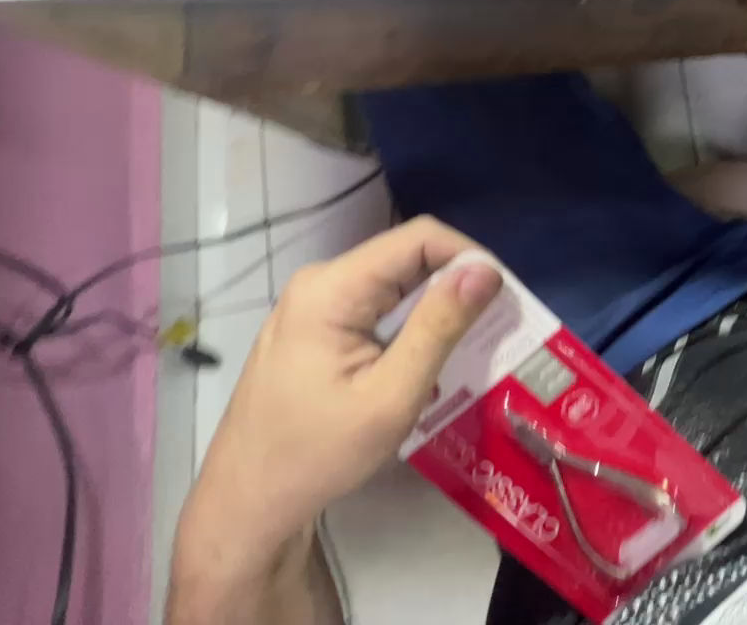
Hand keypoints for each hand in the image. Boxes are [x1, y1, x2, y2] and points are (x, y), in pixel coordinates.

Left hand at [176, 217, 503, 575]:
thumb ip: (439, 326)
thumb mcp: (392, 395)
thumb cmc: (318, 455)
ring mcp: (317, 302)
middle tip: (492, 326)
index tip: (501, 297)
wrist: (246, 508)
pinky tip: (429, 357)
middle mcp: (323, 282)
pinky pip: (383, 303)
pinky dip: (416, 321)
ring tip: (467, 344)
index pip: (420, 238)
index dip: (468, 256)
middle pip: (410, 256)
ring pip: (400, 280)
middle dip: (458, 283)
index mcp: (332, 289)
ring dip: (439, 305)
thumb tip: (487, 270)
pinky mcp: (321, 324)